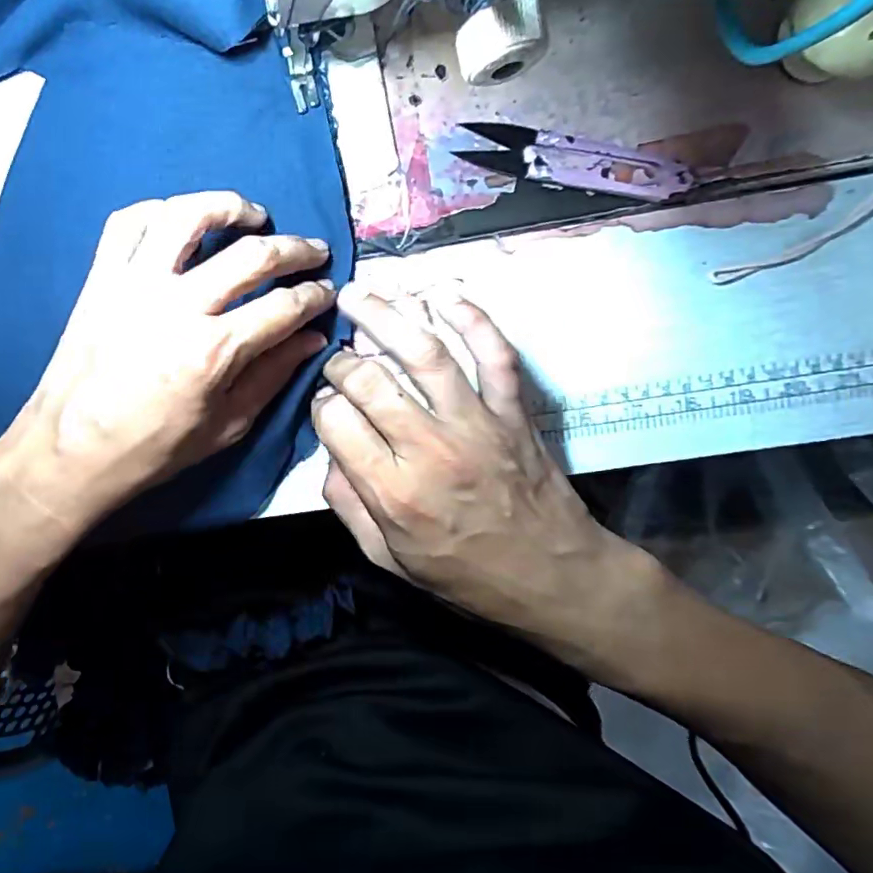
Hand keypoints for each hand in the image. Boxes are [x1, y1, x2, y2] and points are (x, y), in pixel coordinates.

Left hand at [0, 191, 335, 547]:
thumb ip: (273, 376)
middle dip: (296, 249)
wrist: (69, 452)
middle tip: (314, 251)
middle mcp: (177, 306)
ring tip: (254, 216)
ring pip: (187, 217)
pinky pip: (127, 222)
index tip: (327, 292)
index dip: (315, 296)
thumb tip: (312, 338)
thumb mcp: (227, 426)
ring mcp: (133, 285)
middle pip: (252, 256)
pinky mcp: (100, 278)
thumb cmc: (153, 449)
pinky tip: (183, 220)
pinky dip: (160, 211)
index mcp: (214, 351)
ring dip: (229, 207)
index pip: (283, 306)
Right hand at [313, 284, 667, 663]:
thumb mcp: (391, 559)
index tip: (325, 401)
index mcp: (393, 490)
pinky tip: (445, 298)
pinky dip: (473, 320)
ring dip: (386, 316)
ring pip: (425, 353)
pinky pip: (493, 355)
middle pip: (370, 380)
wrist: (551, 577)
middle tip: (338, 356)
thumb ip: (351, 506)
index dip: (321, 403)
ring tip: (359, 295)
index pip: (336, 421)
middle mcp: (430, 447)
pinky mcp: (512, 411)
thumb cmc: (467, 574)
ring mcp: (476, 423)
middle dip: (343, 360)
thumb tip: (331, 455)